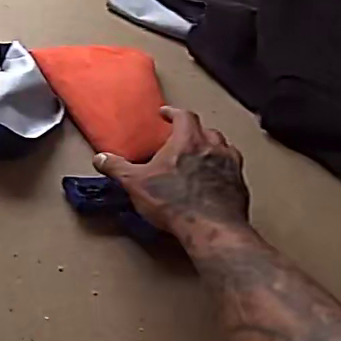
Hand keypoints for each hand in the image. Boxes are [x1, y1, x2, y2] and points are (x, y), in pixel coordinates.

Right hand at [92, 107, 250, 245]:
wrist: (209, 227)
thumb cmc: (174, 202)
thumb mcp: (134, 183)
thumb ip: (116, 167)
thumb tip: (101, 158)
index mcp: (187, 141)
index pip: (184, 116)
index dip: (173, 112)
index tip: (166, 113)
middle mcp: (212, 148)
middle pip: (206, 129)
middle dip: (193, 130)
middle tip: (181, 136)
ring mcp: (230, 166)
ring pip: (223, 146)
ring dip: (211, 147)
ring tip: (199, 154)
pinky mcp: (239, 184)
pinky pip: (232, 167)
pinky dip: (222, 166)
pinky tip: (212, 176)